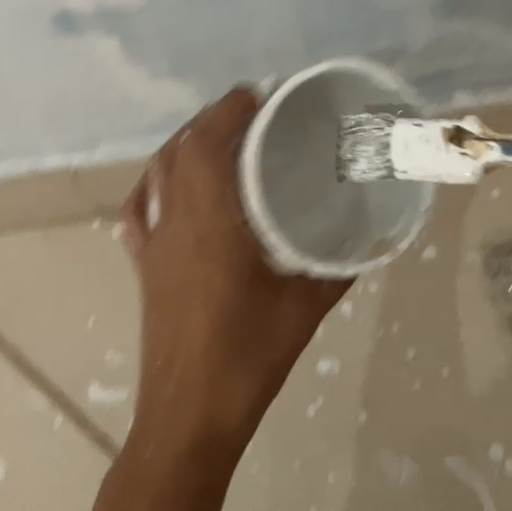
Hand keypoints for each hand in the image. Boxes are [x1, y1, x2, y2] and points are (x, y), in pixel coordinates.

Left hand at [118, 85, 350, 446]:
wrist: (189, 416)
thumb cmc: (248, 356)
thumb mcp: (306, 307)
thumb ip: (338, 266)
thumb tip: (372, 239)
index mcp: (212, 221)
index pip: (207, 142)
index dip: (229, 109)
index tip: (259, 94)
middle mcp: (175, 221)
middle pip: (181, 149)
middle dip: (212, 119)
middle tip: (251, 113)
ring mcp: (153, 243)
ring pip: (158, 173)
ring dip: (184, 144)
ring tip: (218, 138)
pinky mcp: (143, 266)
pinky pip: (139, 209)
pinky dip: (154, 184)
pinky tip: (168, 185)